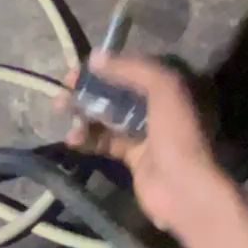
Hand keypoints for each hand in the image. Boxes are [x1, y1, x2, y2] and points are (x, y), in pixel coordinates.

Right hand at [64, 52, 240, 241]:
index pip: (136, 67)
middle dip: (90, 89)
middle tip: (64, 90)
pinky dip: (88, 137)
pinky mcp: (135, 157)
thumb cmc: (178, 133)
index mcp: (174, 86)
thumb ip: (130, 69)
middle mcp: (162, 106)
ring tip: (62, 112)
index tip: (80, 68)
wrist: (185, 189)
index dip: (107, 65)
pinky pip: (107, 141)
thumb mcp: (163, 87)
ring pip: (110, 115)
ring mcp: (148, 133)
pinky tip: (72, 138)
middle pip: (119, 91)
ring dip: (85, 112)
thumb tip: (95, 57)